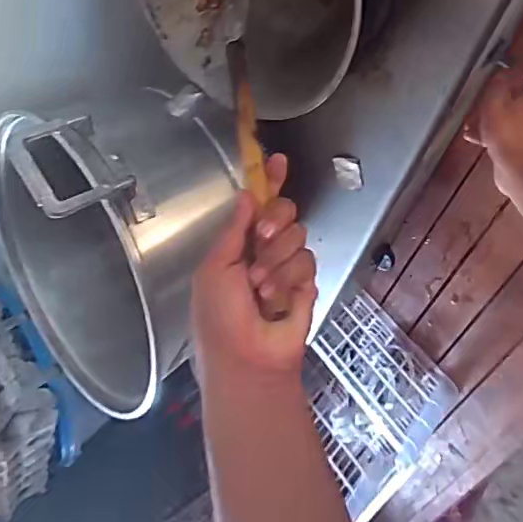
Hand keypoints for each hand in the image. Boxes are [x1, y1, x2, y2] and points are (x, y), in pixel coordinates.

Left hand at [191, 153, 316, 380]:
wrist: (247, 361)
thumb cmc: (219, 317)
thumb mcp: (215, 268)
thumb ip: (234, 228)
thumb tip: (248, 194)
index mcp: (239, 242)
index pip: (258, 203)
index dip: (269, 181)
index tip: (277, 160)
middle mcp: (265, 248)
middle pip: (284, 209)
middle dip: (275, 220)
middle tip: (263, 238)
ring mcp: (287, 264)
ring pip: (297, 233)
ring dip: (277, 259)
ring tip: (261, 287)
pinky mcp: (306, 282)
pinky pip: (307, 260)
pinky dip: (291, 278)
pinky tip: (277, 299)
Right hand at [468, 79, 522, 201]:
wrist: (516, 169)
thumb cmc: (503, 131)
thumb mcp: (495, 100)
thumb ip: (498, 83)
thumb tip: (503, 68)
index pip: (511, 85)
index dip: (495, 86)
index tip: (480, 89)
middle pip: (506, 105)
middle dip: (488, 106)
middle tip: (472, 110)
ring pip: (502, 123)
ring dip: (486, 123)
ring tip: (468, 127)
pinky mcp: (517, 152)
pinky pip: (499, 139)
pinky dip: (488, 137)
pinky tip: (476, 140)